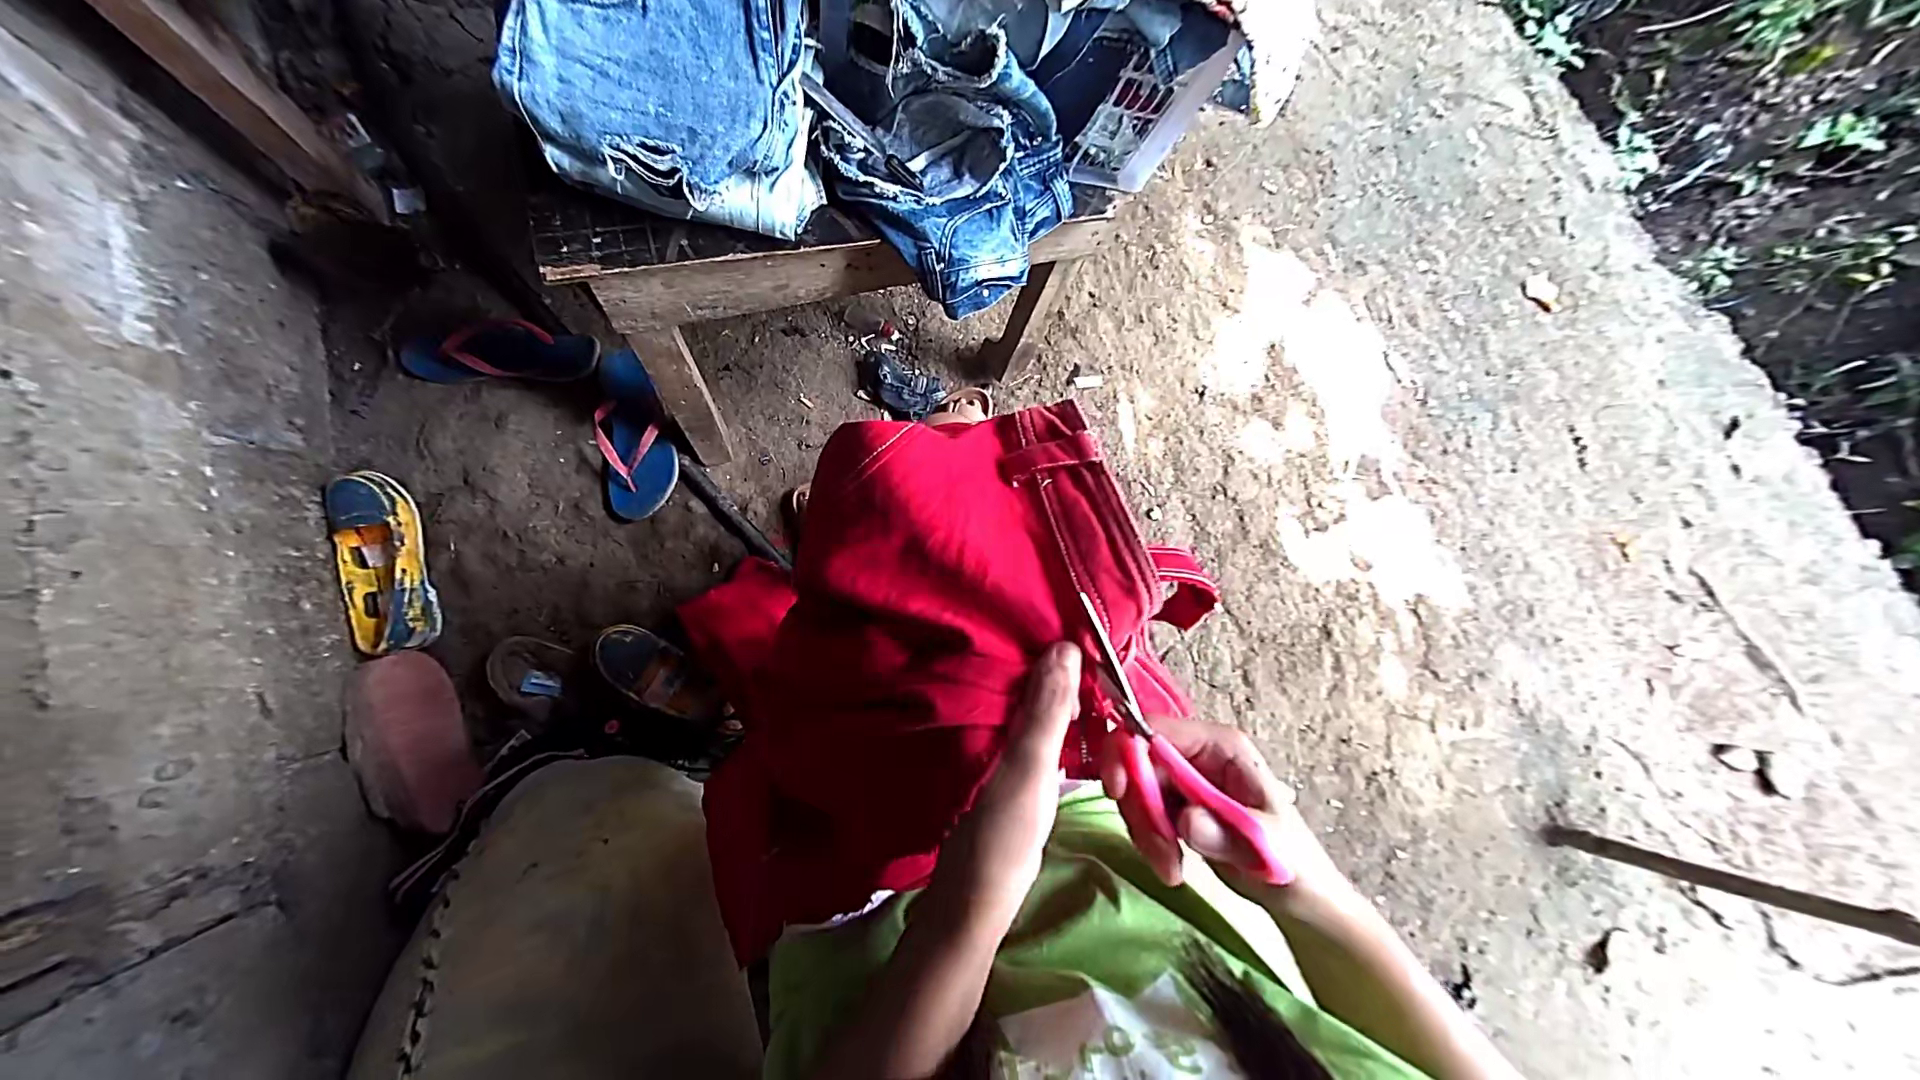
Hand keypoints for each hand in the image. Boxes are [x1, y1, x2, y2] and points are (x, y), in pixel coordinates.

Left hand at [923, 642, 1080, 934]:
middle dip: (1064, 669)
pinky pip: (1040, 735)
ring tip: (1102, 686)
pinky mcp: (1014, 774)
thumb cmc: (1004, 832)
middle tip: (1108, 659)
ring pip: (1037, 710)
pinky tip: (1079, 727)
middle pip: (1033, 684)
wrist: (979, 901)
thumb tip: (1064, 645)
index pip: (1027, 665)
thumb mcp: (1030, 765)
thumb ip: (1046, 710)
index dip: (1057, 647)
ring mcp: (1003, 751)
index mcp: (992, 717)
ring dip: (1064, 698)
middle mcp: (993, 726)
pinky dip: (1060, 726)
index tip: (1095, 633)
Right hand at [1098, 715, 1356, 915]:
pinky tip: (1172, 865)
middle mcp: (1197, 753)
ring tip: (1172, 867)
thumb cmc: (1294, 864)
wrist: (1300, 897)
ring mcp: (1184, 777)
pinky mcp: (1175, 802)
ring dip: (1144, 830)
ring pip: (1135, 789)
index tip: (1119, 792)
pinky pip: (1142, 811)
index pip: (1154, 729)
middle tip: (1161, 849)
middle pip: (1136, 760)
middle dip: (1140, 807)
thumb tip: (1185, 818)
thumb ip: (1225, 832)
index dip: (1127, 753)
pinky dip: (1148, 839)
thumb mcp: (1268, 848)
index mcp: (1219, 745)